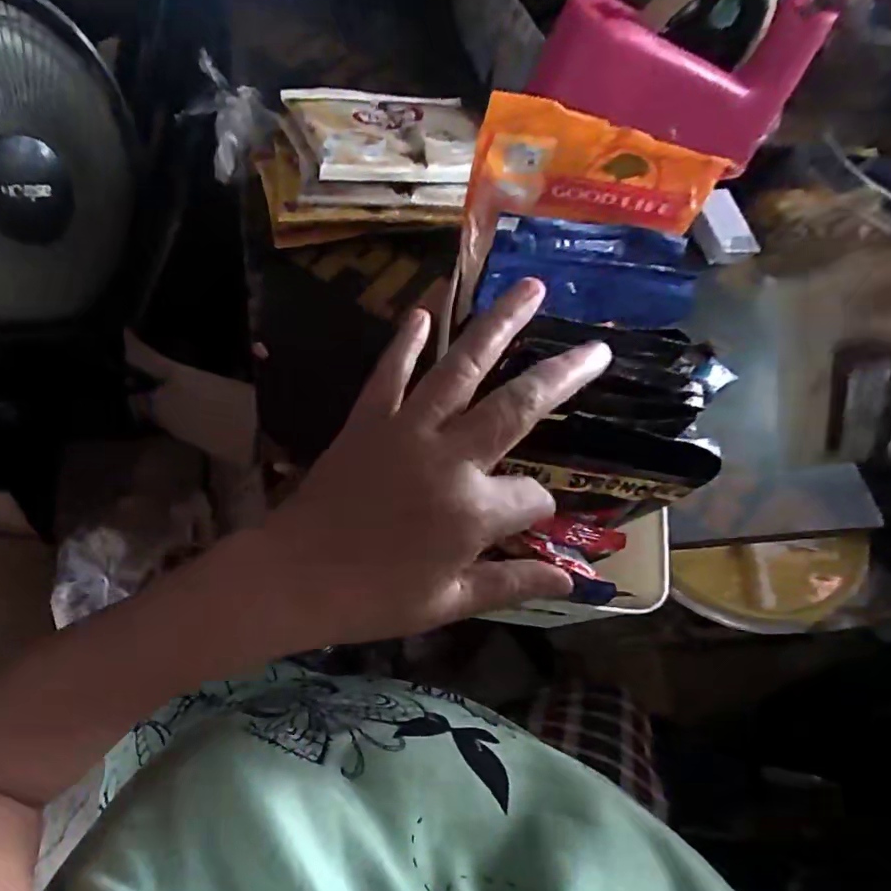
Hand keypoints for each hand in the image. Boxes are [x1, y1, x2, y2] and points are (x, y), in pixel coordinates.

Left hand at [250, 278, 610, 646]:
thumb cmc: (372, 600)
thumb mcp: (447, 603)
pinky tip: (424, 311)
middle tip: (597, 347)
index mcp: (475, 512)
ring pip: (460, 369)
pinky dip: (406, 342)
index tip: (527, 520)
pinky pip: (389, 374)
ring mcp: (405, 432)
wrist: (293, 578)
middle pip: (517, 407)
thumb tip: (571, 580)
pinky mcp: (365, 422)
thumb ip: (510, 583)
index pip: (532, 499)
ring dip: (497, 326)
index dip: (536, 510)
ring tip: (530, 287)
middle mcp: (450, 458)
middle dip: (562, 376)